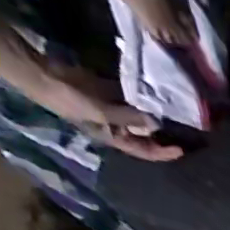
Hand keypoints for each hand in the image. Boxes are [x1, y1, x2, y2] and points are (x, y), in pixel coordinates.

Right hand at [32, 60, 182, 161]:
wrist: (45, 77)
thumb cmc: (71, 101)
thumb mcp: (102, 113)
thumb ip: (128, 117)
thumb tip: (155, 122)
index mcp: (115, 139)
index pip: (144, 151)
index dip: (163, 153)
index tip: (181, 150)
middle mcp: (116, 127)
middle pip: (144, 135)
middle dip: (162, 135)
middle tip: (184, 130)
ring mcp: (111, 109)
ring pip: (138, 116)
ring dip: (153, 114)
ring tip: (174, 111)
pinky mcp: (105, 92)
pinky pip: (128, 96)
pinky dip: (140, 95)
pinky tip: (155, 92)